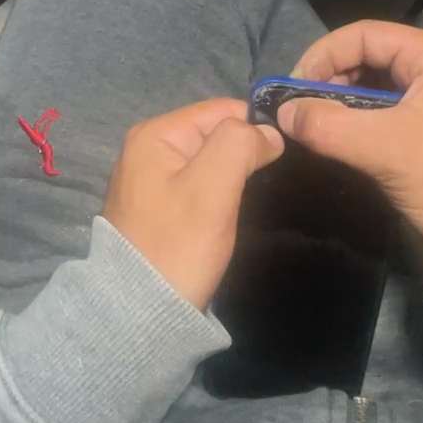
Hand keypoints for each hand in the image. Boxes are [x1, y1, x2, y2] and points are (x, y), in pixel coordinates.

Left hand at [102, 98, 285, 309]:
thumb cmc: (178, 245)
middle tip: (267, 181)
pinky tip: (226, 212)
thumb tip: (268, 131)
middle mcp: (146, 147)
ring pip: (208, 159)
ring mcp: (148, 177)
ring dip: (231, 174)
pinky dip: (216, 191)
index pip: (221, 109)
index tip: (282, 155)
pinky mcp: (156, 204)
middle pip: (214, 133)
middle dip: (243, 152)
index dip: (255, 127)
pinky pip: (197, 182)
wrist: (140, 313)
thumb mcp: (212, 187)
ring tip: (248, 198)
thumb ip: (239, 144)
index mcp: (155, 134)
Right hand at [278, 21, 422, 302]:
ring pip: (372, 86)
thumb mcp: (385, 150)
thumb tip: (281, 112)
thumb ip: (327, 125)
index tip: (290, 90)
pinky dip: (356, 122)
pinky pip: (383, 112)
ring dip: (339, 103)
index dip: (322, 56)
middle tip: (299, 113)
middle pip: (366, 56)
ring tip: (314, 129)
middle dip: (328, 80)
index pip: (363, 34)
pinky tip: (337, 142)